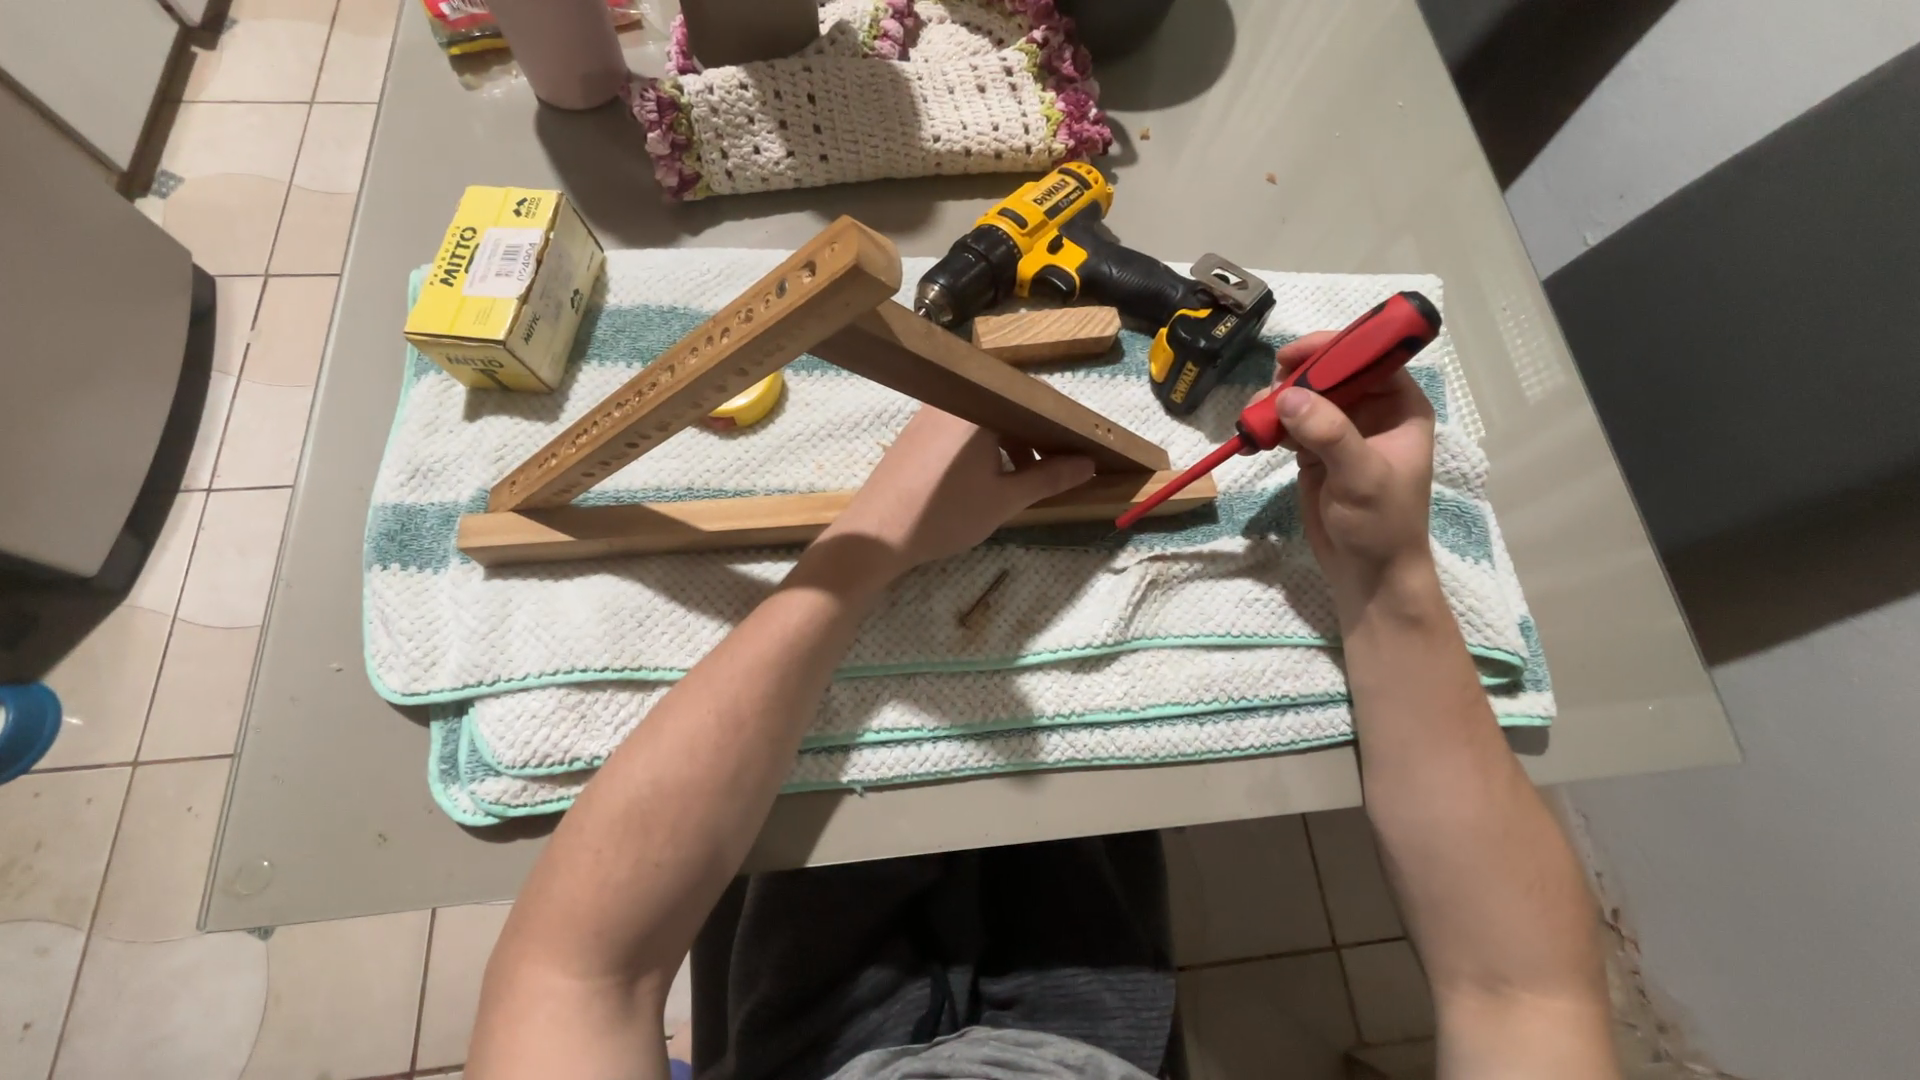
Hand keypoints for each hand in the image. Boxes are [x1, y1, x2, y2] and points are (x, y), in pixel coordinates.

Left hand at [817, 407, 1095, 575]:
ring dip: (1009, 444)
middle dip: (1034, 437)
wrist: (877, 534)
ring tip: (1020, 480)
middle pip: (1008, 407)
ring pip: (984, 418)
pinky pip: (960, 427)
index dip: (1059, 424)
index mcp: (980, 407)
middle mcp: (954, 398)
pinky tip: (985, 478)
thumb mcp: (1004, 500)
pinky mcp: (915, 430)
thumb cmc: (945, 515)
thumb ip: (1048, 478)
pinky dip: (981, 446)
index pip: (1034, 399)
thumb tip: (1088, 465)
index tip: (1075, 449)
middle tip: (1052, 469)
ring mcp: (930, 412)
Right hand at [1271, 332, 1438, 621]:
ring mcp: (1340, 432)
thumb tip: (1287, 398)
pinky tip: (1253, 436)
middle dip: (1296, 378)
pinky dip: (1269, 427)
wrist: (1368, 573)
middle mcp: (1371, 412)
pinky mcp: (1314, 452)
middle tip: (1268, 392)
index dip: (1334, 348)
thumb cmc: (1381, 524)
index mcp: (1399, 407)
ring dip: (1276, 403)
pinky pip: (1289, 426)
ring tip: (1253, 418)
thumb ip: (1329, 433)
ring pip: (1304, 398)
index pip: (1369, 357)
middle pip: (1330, 373)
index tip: (1292, 356)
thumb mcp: (1361, 476)